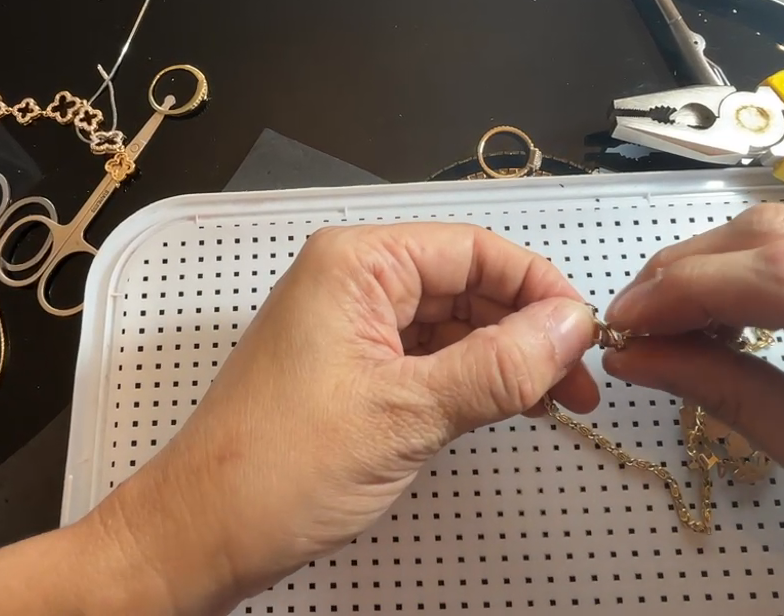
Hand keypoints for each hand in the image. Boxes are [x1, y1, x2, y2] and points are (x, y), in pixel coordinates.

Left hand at [89, 223, 601, 614]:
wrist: (200, 534)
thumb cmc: (277, 466)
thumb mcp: (405, 414)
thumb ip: (497, 366)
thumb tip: (569, 326)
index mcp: (357, 262)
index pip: (470, 249)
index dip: (535, 285)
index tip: (582, 331)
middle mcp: (355, 279)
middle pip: (465, 282)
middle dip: (525, 326)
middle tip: (577, 379)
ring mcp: (354, 322)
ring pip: (452, 320)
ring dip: (505, 355)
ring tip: (555, 398)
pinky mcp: (355, 364)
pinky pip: (430, 354)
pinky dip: (472, 376)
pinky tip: (509, 403)